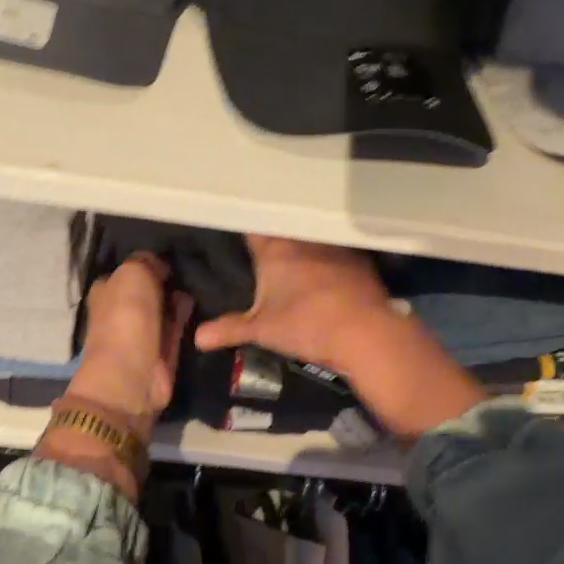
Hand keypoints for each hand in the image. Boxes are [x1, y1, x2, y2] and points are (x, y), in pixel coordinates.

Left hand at [67, 254, 193, 428]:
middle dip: (168, 279)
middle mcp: (124, 309)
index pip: (129, 270)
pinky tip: (204, 300)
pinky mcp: (164, 349)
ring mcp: (145, 330)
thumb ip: (146, 261)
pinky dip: (189, 315)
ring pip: (166, 305)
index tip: (173, 254)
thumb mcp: (133, 273)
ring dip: (181, 296)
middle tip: (195, 265)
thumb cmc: (126, 317)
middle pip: (150, 288)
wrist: (133, 375)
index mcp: (107, 290)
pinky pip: (180, 324)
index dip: (149, 262)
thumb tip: (160, 266)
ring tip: (204, 280)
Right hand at [192, 236, 395, 373]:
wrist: (365, 332)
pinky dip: (327, 255)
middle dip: (272, 234)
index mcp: (274, 249)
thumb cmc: (307, 326)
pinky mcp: (358, 257)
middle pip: (281, 227)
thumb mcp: (262, 331)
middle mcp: (302, 239)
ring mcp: (333, 245)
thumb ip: (229, 329)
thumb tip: (198, 337)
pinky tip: (324, 267)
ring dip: (301, 242)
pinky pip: (334, 248)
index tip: (237, 228)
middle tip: (261, 243)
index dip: (244, 227)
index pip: (252, 226)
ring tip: (291, 252)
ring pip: (309, 236)